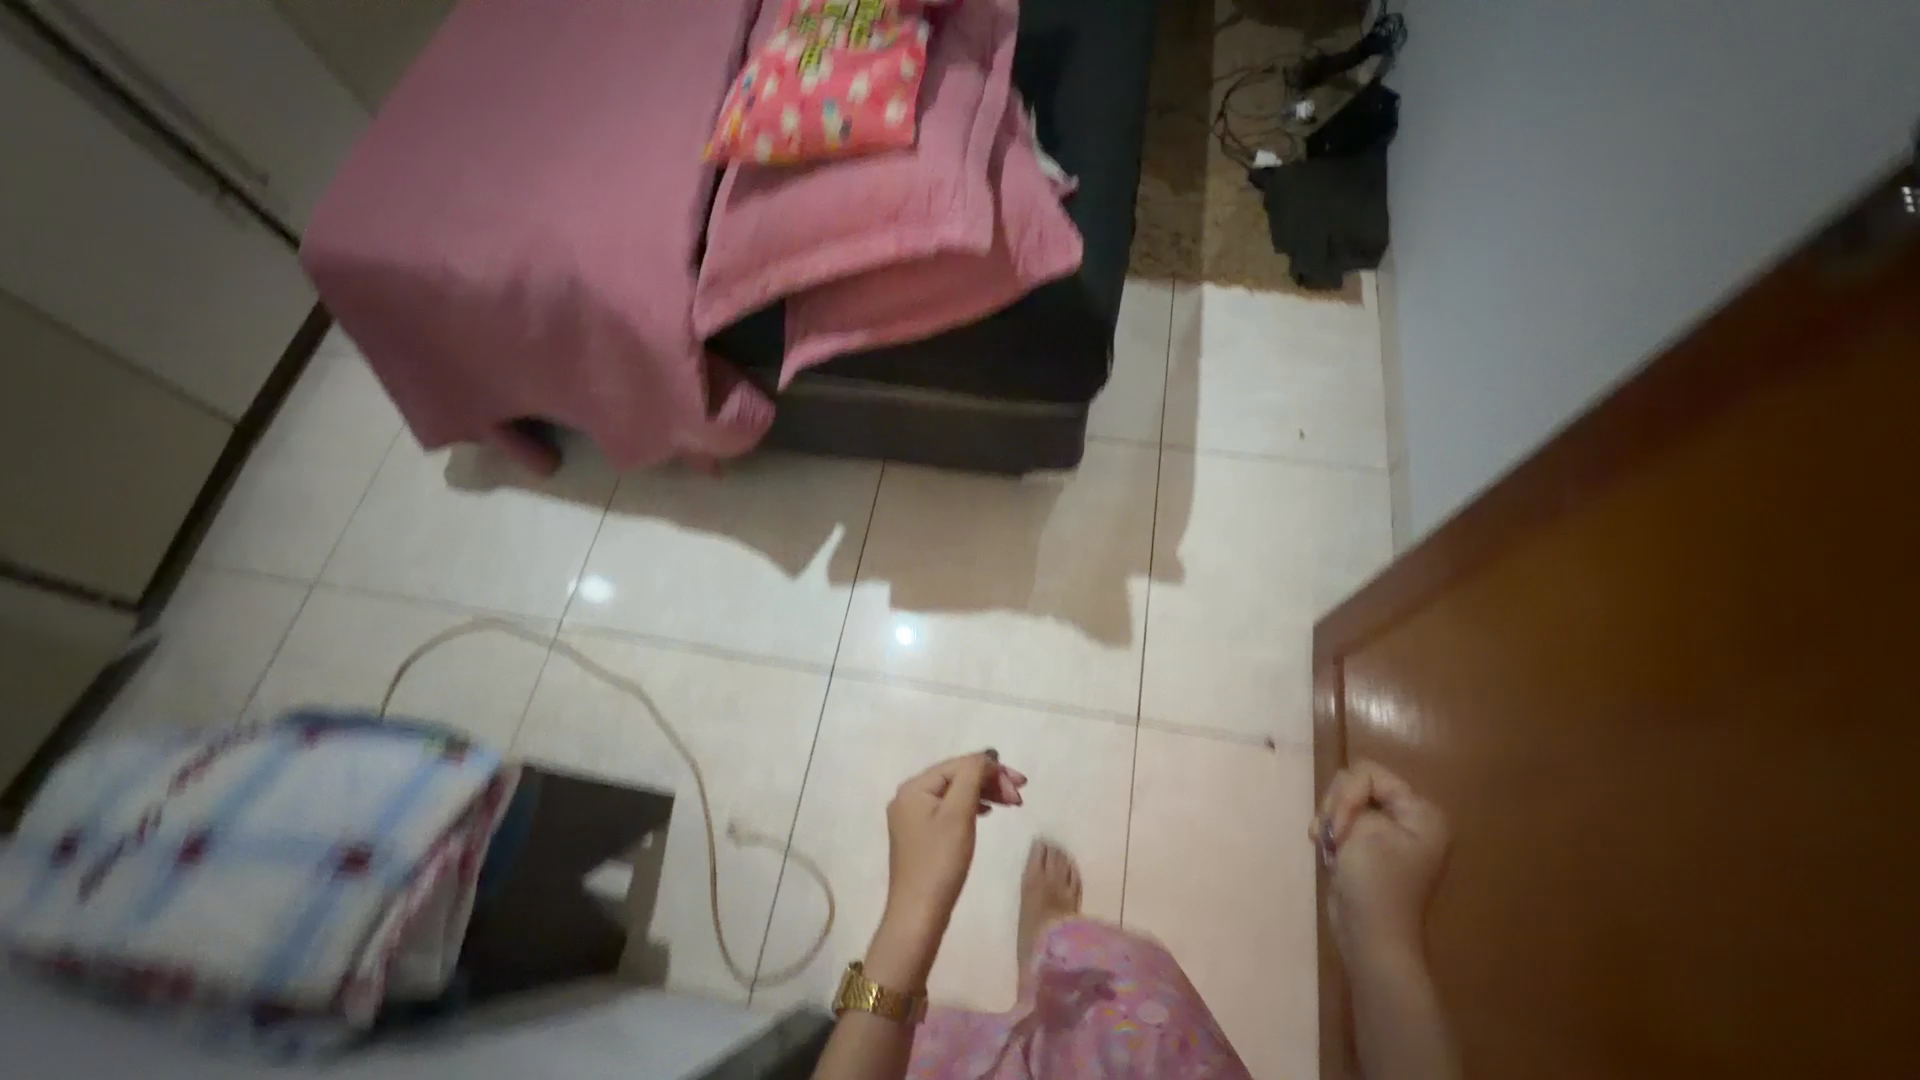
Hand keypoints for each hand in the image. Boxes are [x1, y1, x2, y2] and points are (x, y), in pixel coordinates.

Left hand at [883, 750, 1026, 930]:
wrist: (918, 913)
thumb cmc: (940, 861)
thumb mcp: (959, 814)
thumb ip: (972, 777)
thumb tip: (986, 755)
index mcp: (915, 787)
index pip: (959, 764)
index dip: (992, 769)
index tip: (1022, 785)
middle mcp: (909, 796)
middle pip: (956, 776)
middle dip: (990, 781)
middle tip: (1020, 796)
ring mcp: (913, 817)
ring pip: (955, 793)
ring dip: (984, 794)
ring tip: (1011, 804)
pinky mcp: (920, 836)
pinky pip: (949, 810)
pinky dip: (971, 807)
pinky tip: (987, 813)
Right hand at [1310, 761, 1449, 967]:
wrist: (1370, 935)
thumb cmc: (1374, 881)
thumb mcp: (1364, 827)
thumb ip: (1354, 795)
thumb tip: (1347, 801)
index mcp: (1421, 812)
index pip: (1370, 773)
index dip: (1347, 794)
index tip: (1339, 825)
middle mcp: (1411, 819)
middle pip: (1357, 784)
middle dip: (1337, 806)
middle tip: (1330, 835)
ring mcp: (1391, 834)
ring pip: (1346, 802)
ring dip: (1330, 820)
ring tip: (1327, 846)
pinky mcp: (1372, 847)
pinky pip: (1345, 822)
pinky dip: (1331, 833)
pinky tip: (1329, 852)